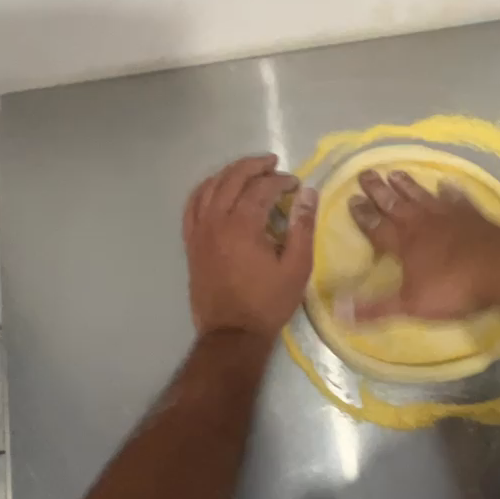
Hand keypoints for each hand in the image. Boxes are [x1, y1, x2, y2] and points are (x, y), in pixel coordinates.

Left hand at [183, 154, 317, 340]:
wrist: (231, 334)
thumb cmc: (267, 302)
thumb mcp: (296, 267)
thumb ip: (302, 226)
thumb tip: (308, 193)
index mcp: (243, 226)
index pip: (262, 187)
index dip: (281, 181)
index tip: (296, 185)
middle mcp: (217, 221)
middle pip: (233, 178)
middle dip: (255, 166)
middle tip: (273, 165)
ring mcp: (199, 231)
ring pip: (210, 186)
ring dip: (231, 173)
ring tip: (249, 171)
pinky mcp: (191, 242)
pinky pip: (192, 205)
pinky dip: (205, 189)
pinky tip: (217, 187)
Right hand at [346, 169, 499, 322]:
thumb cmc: (453, 288)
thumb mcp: (410, 305)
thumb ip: (375, 308)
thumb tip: (338, 310)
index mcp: (404, 243)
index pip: (377, 227)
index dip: (363, 215)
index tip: (350, 199)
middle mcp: (423, 223)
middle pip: (396, 203)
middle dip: (379, 190)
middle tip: (365, 173)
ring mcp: (450, 215)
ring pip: (423, 196)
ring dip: (408, 185)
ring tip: (396, 172)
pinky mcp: (474, 216)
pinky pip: (459, 199)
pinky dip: (451, 191)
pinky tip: (447, 183)